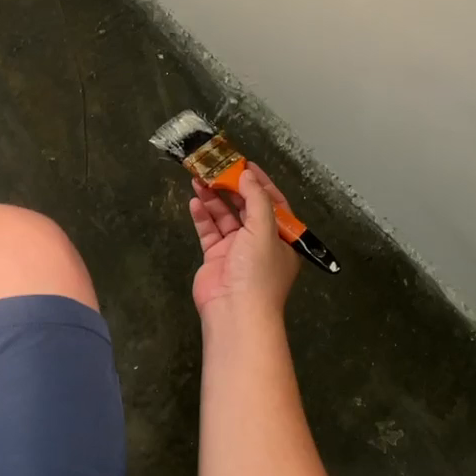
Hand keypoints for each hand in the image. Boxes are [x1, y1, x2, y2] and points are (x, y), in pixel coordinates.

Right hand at [186, 163, 299, 323]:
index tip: (243, 163)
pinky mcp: (216, 257)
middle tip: (214, 167)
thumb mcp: (265, 230)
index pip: (273, 202)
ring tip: (198, 178)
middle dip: (231, 187)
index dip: (259, 182)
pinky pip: (209, 231)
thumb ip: (257, 199)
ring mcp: (236, 250)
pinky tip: (194, 201)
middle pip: (246, 207)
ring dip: (213, 198)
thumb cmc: (257, 270)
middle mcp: (260, 242)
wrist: (235, 311)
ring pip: (225, 217)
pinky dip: (202, 216)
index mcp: (281, 237)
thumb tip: (248, 174)